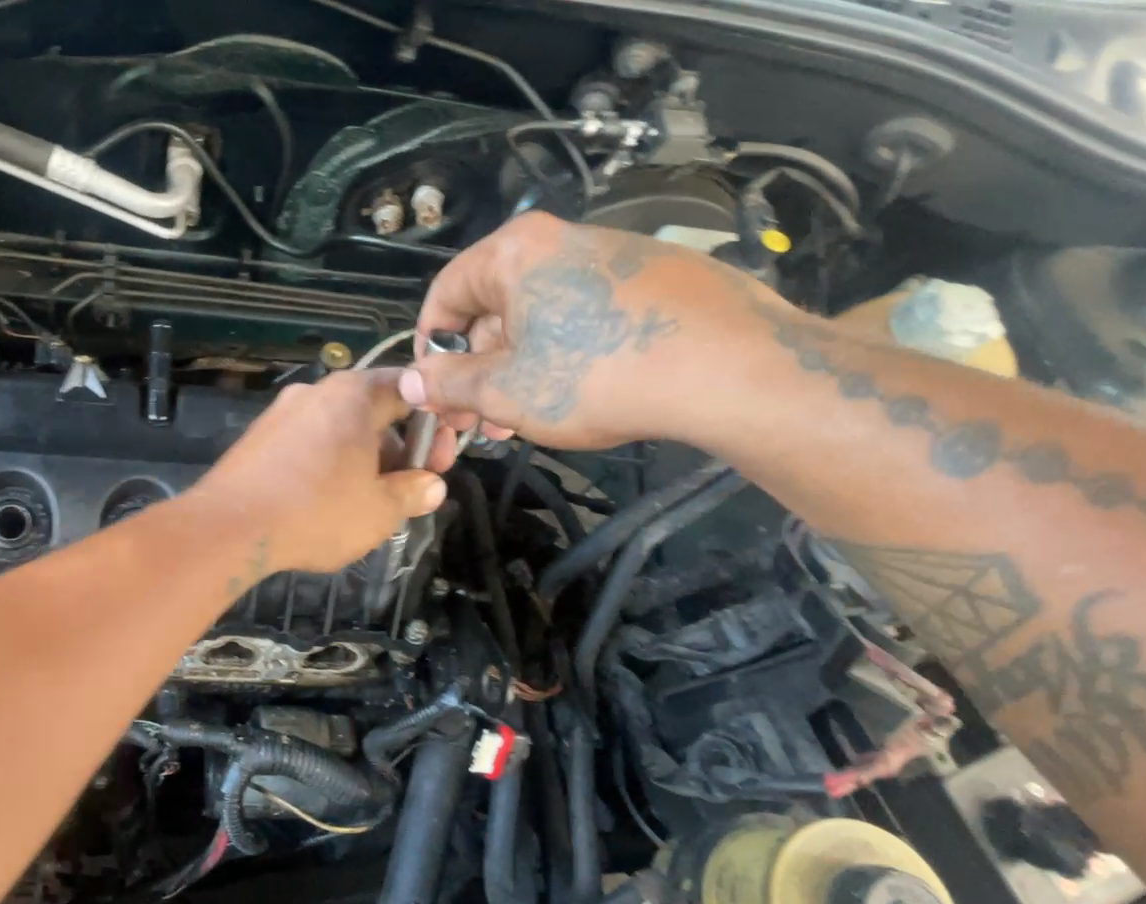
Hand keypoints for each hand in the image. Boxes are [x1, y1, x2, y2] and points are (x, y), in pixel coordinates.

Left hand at [191, 369, 450, 573]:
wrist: (228, 528)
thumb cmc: (316, 512)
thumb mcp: (380, 511)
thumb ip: (413, 493)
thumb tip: (432, 486)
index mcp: (354, 395)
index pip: (410, 388)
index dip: (435, 423)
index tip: (439, 462)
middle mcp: (316, 392)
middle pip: (373, 410)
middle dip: (399, 448)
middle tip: (407, 489)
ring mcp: (281, 414)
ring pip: (339, 430)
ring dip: (363, 461)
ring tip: (366, 504)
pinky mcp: (257, 440)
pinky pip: (307, 445)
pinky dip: (327, 466)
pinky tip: (324, 504)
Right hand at [400, 211, 788, 447]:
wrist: (733, 368)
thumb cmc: (598, 377)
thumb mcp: (505, 391)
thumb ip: (448, 384)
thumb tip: (412, 378)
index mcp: (514, 252)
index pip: (442, 296)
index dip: (429, 352)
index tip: (436, 396)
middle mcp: (560, 239)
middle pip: (492, 307)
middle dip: (478, 369)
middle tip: (480, 421)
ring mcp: (612, 255)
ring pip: (540, 316)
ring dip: (518, 369)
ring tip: (523, 420)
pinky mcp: (654, 277)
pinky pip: (585, 315)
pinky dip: (565, 354)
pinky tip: (578, 395)